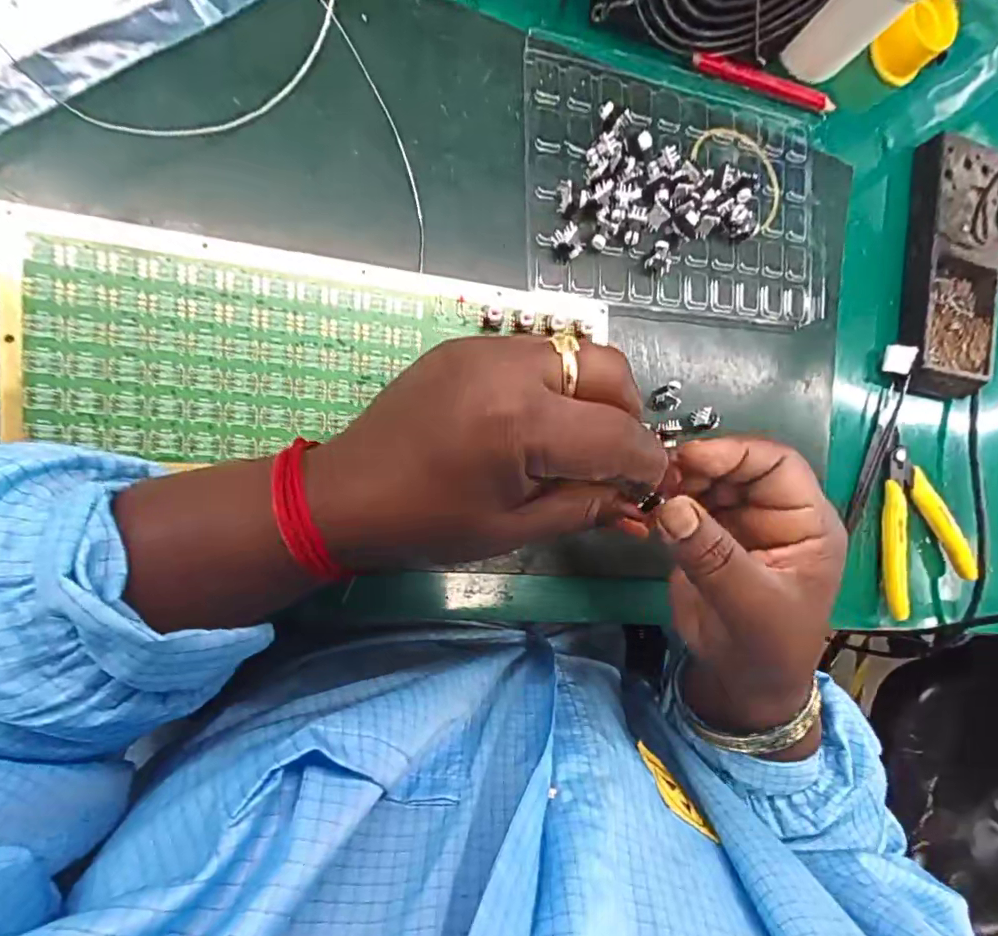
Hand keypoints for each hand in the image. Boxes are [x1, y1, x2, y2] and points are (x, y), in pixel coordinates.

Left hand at [115, 334, 664, 631]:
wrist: (345, 495)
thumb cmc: (424, 524)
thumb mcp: (510, 527)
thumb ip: (582, 507)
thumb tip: (634, 500)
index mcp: (523, 423)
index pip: (617, 435)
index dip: (646, 464)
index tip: (652, 486)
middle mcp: (511, 368)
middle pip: (609, 371)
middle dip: (625, 416)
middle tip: (608, 460)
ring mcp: (483, 348)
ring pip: (572, 353)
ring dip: (589, 395)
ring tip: (568, 440)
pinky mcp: (461, 345)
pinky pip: (529, 353)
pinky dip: (548, 383)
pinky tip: (526, 421)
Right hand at [653, 437, 845, 757]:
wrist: (743, 684)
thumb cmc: (766, 649)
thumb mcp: (748, 604)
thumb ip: (713, 556)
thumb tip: (672, 507)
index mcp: (805, 523)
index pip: (776, 464)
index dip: (734, 453)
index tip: (687, 459)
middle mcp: (771, 515)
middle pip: (735, 468)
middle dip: (697, 467)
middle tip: (656, 477)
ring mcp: (736, 526)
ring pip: (705, 484)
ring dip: (675, 484)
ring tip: (646, 493)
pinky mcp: (704, 540)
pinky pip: (683, 508)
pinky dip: (663, 504)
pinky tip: (645, 509)